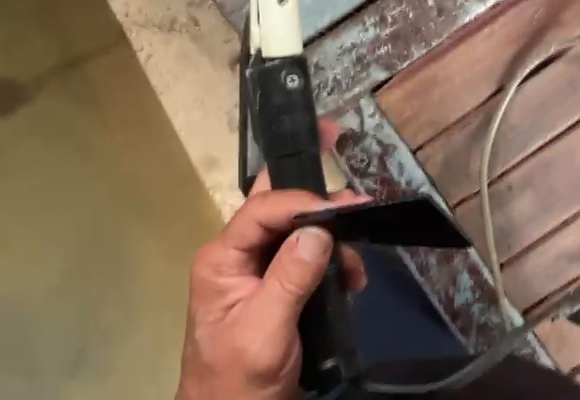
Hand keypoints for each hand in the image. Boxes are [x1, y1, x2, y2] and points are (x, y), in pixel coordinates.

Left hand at [176, 129, 368, 399]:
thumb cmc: (238, 383)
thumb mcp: (264, 333)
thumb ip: (290, 278)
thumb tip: (320, 228)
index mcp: (222, 257)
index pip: (262, 208)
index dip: (302, 199)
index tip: (342, 206)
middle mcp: (238, 254)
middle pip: (279, 207)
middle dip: (319, 201)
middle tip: (357, 201)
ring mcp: (257, 270)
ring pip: (297, 230)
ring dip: (331, 239)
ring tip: (356, 263)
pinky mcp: (277, 287)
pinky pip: (307, 257)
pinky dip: (332, 261)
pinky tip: (351, 278)